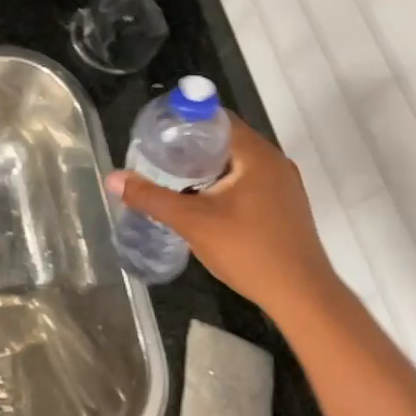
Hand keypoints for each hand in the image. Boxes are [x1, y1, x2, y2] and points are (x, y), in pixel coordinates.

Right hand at [106, 114, 340, 316]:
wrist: (302, 296)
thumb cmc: (248, 250)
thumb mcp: (191, 222)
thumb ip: (151, 197)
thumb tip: (113, 177)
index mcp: (256, 155)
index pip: (217, 118)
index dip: (184, 120)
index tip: (157, 132)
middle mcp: (274, 162)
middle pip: (225, 139)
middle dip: (190, 145)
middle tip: (157, 156)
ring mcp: (284, 186)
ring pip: (237, 163)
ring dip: (207, 167)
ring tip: (173, 178)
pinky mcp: (285, 206)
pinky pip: (249, 181)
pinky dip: (223, 183)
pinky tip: (203, 202)